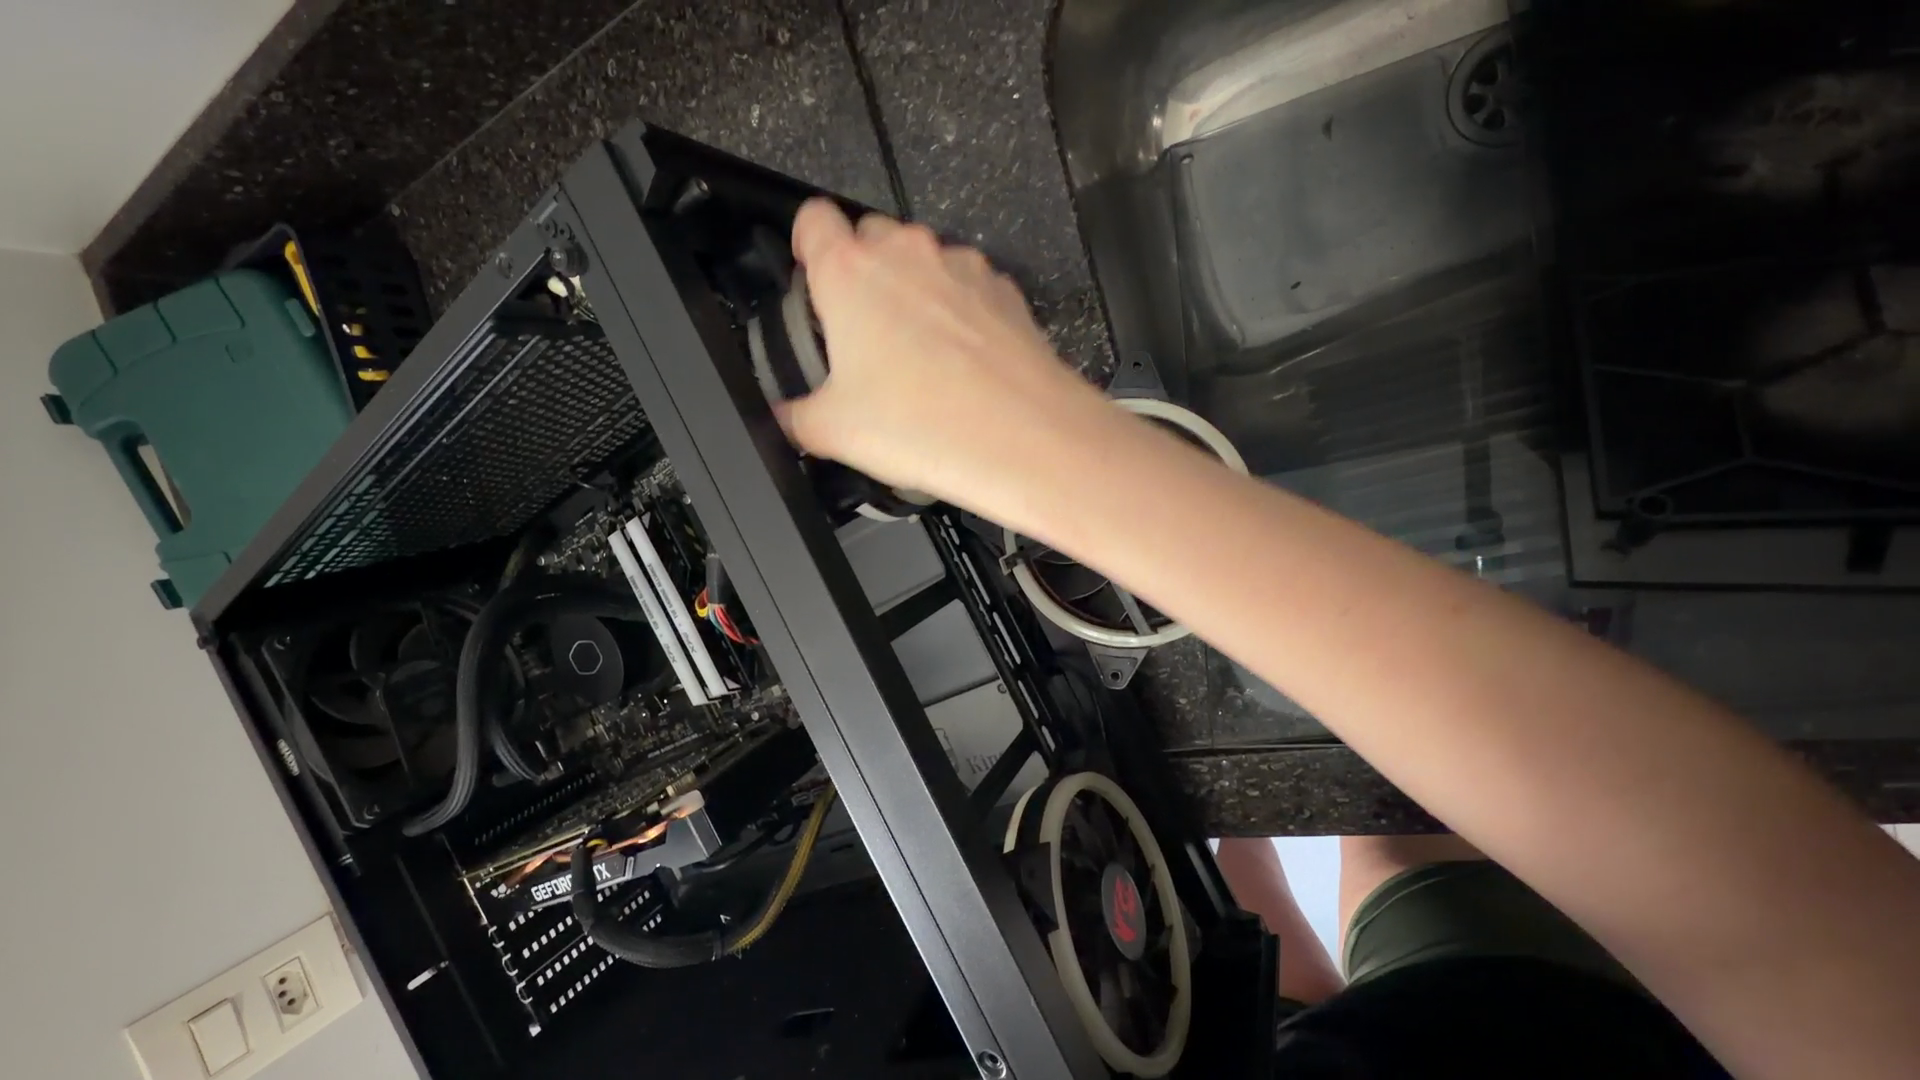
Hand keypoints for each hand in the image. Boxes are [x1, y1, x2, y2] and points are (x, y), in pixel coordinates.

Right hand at [782, 199, 1111, 506]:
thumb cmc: (926, 425)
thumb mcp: (833, 432)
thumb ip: (793, 418)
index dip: (804, 244)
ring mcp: (961, 267)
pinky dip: (955, 310)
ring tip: (913, 357)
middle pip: (868, 236)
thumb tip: (785, 420)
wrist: (1023, 437)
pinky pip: (965, 286)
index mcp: (850, 272)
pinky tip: (957, 363)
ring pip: (921, 260)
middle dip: (858, 272)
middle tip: (857, 333)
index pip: (811, 220)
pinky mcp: (1003, 290)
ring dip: (910, 292)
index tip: (807, 276)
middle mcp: (907, 254)